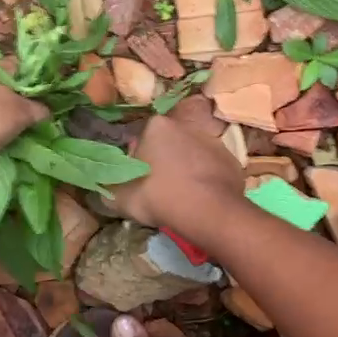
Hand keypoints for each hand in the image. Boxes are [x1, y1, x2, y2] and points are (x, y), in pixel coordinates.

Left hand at [0, 74, 48, 163]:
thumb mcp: (21, 113)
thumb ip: (37, 109)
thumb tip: (47, 110)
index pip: (18, 65)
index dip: (33, 74)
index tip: (46, 87)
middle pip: (3, 85)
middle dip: (18, 96)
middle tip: (35, 111)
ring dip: (2, 112)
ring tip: (17, 127)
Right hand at [112, 114, 244, 229]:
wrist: (207, 211)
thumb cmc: (158, 197)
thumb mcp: (119, 197)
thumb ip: (110, 185)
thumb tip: (106, 183)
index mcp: (156, 126)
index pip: (142, 140)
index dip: (139, 161)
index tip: (139, 181)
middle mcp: (185, 125)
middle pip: (169, 143)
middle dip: (164, 161)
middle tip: (160, 189)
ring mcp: (212, 141)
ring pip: (192, 154)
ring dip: (187, 169)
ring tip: (183, 197)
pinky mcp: (231, 159)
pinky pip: (212, 168)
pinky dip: (207, 179)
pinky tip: (202, 199)